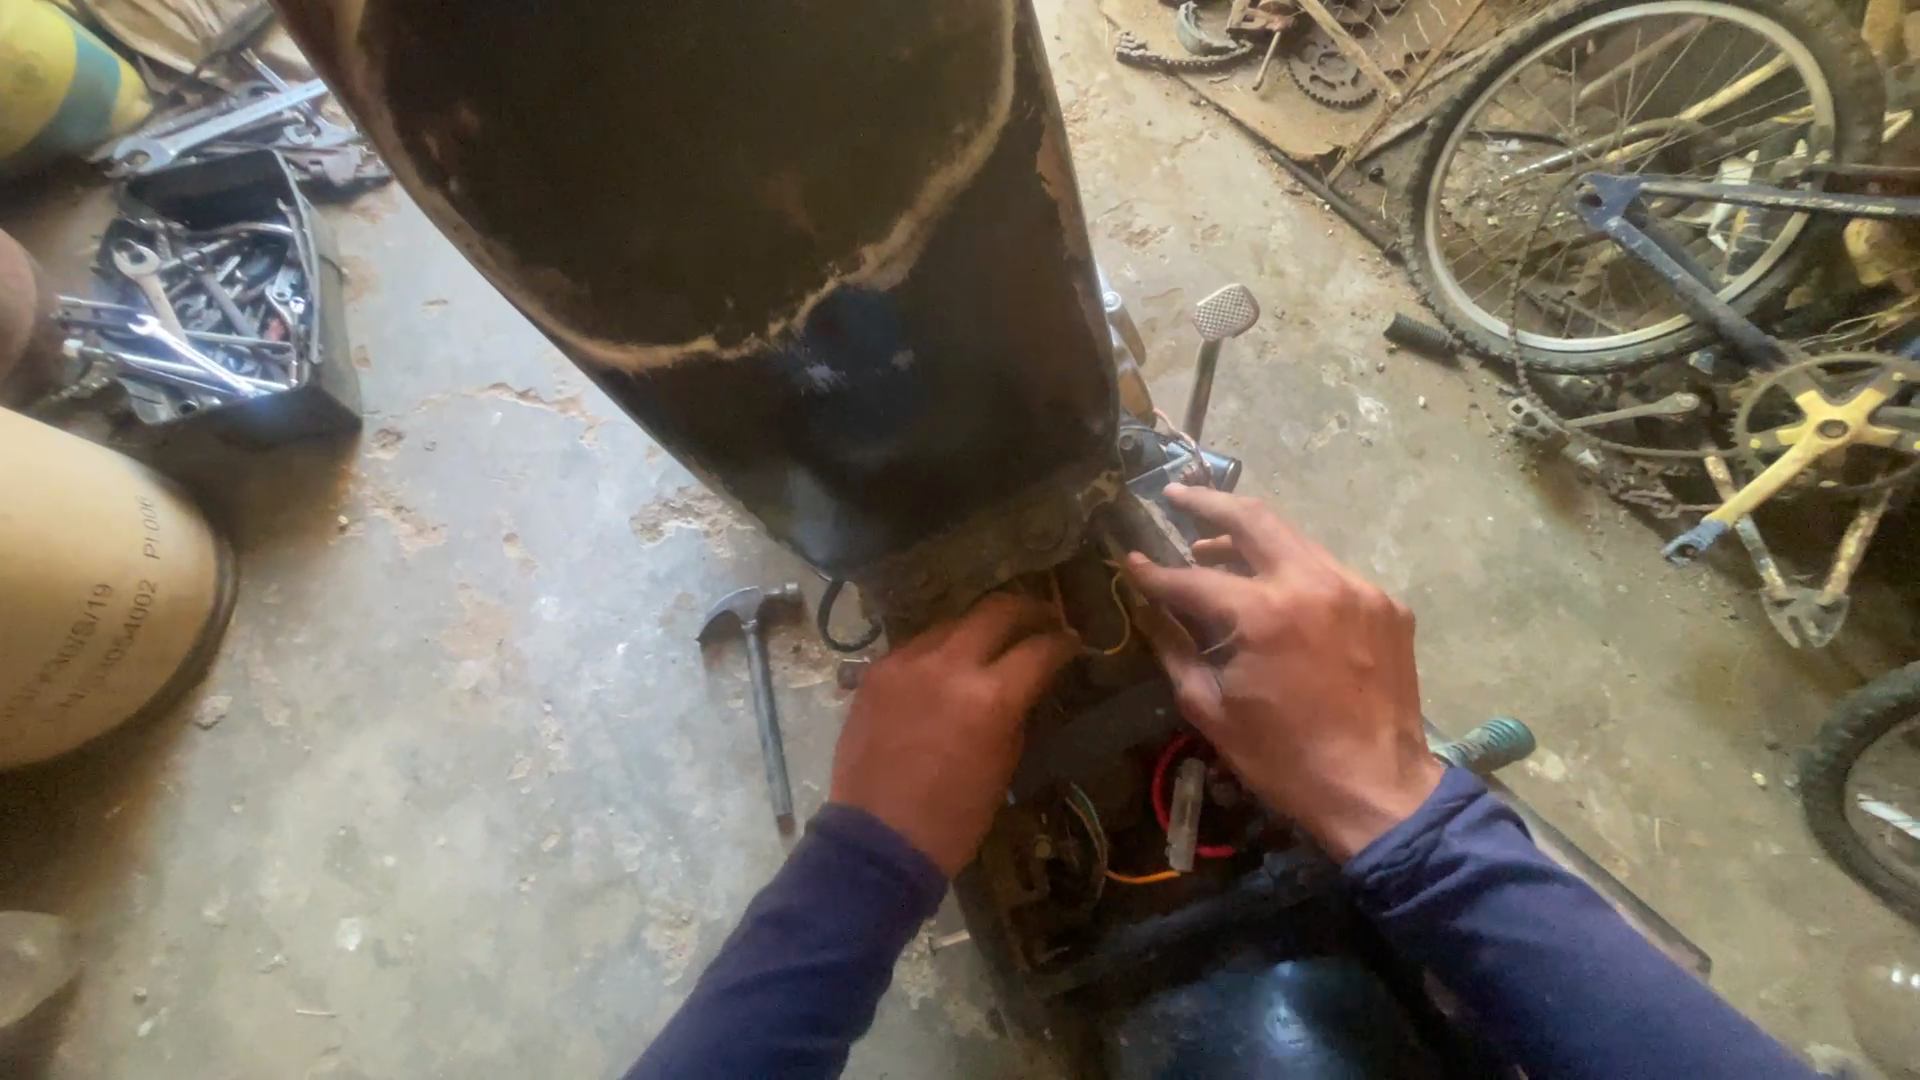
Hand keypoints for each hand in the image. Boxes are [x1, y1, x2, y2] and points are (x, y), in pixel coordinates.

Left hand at [830, 592, 1076, 875]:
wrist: (878, 838)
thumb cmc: (955, 815)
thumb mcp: (1005, 763)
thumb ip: (1019, 710)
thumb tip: (1029, 682)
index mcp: (991, 697)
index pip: (1040, 649)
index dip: (1063, 642)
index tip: (1071, 641)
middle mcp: (949, 665)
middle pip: (997, 610)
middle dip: (1029, 610)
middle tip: (1043, 617)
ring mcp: (907, 662)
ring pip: (953, 622)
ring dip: (979, 628)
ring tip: (992, 641)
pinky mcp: (877, 669)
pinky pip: (918, 645)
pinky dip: (940, 650)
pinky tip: (946, 666)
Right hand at [1126, 484, 1441, 861]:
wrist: (1379, 792)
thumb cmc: (1282, 757)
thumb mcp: (1209, 708)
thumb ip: (1174, 647)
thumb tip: (1150, 609)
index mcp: (1264, 614)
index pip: (1193, 578)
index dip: (1155, 571)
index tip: (1130, 560)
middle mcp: (1312, 583)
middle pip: (1252, 518)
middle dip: (1207, 503)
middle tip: (1175, 494)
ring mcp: (1356, 588)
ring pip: (1293, 539)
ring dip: (1249, 538)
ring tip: (1214, 546)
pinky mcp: (1384, 603)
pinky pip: (1325, 571)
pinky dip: (1290, 572)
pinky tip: (1274, 594)